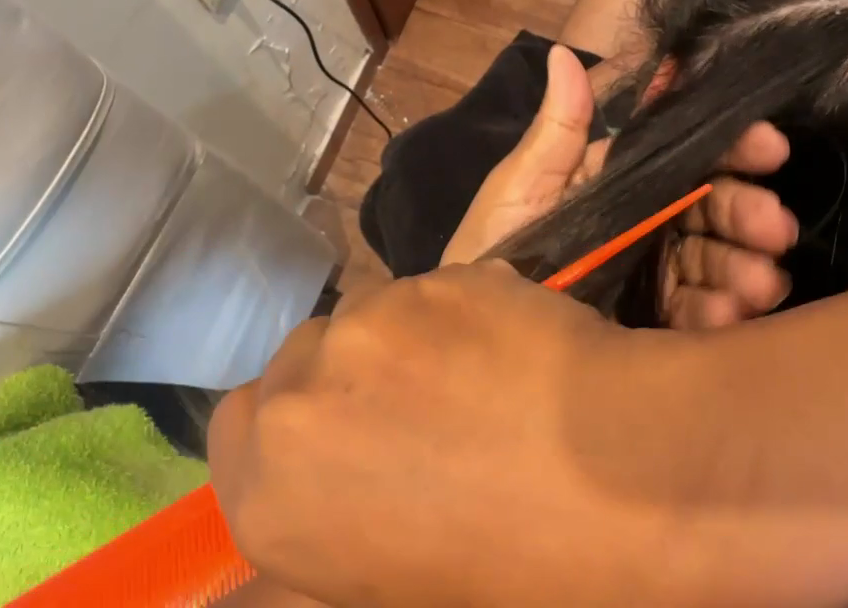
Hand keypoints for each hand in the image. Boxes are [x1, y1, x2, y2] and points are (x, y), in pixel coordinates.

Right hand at [208, 263, 718, 606]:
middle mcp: (297, 399)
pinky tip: (513, 347)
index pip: (241, 423)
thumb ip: (326, 519)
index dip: (298, 418)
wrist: (606, 484)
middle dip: (352, 372)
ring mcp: (369, 324)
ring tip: (478, 375)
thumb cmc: (502, 562)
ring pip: (375, 313)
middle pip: (306, 356)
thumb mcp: (386, 575)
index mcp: (269, 493)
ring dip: (410, 335)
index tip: (344, 424)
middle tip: (420, 398)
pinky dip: (464, 310)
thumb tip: (327, 478)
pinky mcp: (439, 272)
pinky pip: (438, 289)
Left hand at [441, 46, 800, 327]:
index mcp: (620, 179)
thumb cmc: (491, 249)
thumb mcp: (520, 187)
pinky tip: (731, 317)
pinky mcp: (655, 324)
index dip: (728, 145)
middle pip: (709, 207)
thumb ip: (555, 131)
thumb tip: (562, 54)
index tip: (767, 144)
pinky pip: (694, 316)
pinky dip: (717, 315)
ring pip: (713, 260)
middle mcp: (647, 220)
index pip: (683, 153)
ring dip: (742, 267)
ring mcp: (654, 271)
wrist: (474, 338)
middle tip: (774, 224)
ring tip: (761, 283)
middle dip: (747, 212)